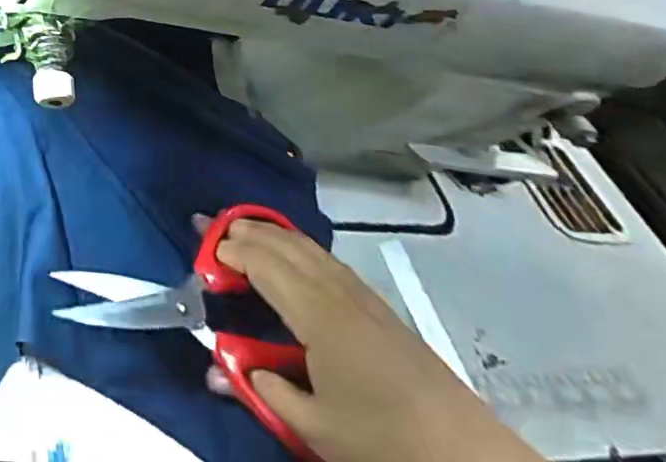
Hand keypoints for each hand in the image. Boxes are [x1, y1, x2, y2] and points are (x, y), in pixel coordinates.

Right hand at [200, 216, 541, 461]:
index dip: (235, 253)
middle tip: (217, 226)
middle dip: (251, 232)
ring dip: (275, 235)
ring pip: (309, 248)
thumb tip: (224, 368)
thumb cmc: (382, 437)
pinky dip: (299, 247)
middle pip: (287, 246)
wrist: (459, 445)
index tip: (206, 250)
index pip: (267, 266)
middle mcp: (337, 290)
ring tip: (247, 230)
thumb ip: (267, 391)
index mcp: (317, 312)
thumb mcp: (315, 427)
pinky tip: (294, 255)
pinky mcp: (374, 303)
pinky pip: (326, 260)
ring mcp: (360, 293)